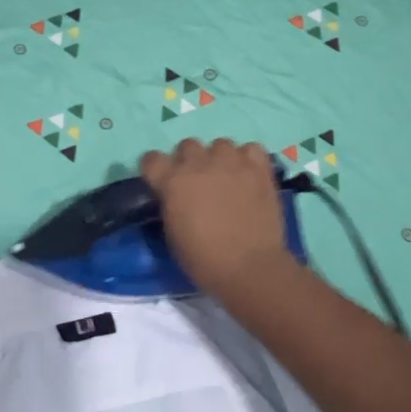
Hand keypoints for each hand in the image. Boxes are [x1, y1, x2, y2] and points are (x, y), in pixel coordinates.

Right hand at [140, 138, 297, 299]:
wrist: (249, 267)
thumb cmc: (203, 259)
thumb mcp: (172, 233)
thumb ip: (170, 204)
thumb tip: (174, 196)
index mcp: (172, 181)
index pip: (151, 159)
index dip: (155, 170)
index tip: (161, 182)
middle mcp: (199, 164)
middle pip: (187, 145)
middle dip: (189, 161)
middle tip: (197, 183)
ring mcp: (231, 163)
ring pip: (220, 144)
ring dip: (218, 158)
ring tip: (226, 178)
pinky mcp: (259, 169)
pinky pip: (251, 149)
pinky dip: (247, 159)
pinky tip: (248, 174)